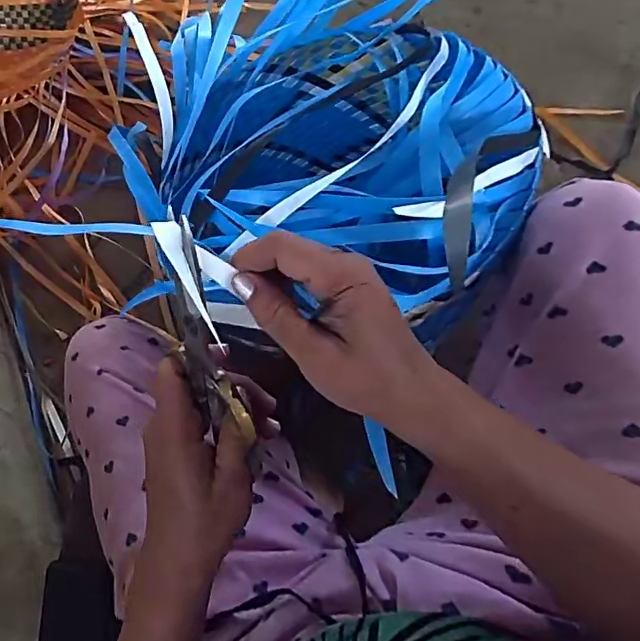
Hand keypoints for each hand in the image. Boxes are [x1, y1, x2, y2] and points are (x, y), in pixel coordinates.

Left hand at [136, 359, 253, 593]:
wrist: (176, 560)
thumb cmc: (204, 521)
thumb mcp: (232, 477)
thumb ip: (236, 431)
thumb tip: (242, 398)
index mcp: (172, 425)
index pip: (172, 369)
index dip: (198, 356)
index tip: (230, 359)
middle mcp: (162, 425)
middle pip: (193, 384)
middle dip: (231, 387)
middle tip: (268, 407)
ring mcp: (165, 438)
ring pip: (198, 403)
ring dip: (231, 407)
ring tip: (269, 426)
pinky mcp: (172, 451)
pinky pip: (195, 422)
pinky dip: (221, 424)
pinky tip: (254, 439)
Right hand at [230, 231, 445, 421]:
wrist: (414, 396)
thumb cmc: (367, 382)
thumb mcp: (313, 355)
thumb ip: (275, 314)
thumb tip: (239, 282)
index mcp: (342, 275)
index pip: (282, 246)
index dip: (247, 257)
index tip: (225, 283)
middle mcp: (347, 262)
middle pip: (287, 245)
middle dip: (255, 264)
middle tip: (238, 298)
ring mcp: (350, 269)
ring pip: (294, 254)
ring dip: (268, 273)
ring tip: (257, 305)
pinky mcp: (349, 280)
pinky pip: (307, 268)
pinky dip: (285, 280)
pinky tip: (279, 305)